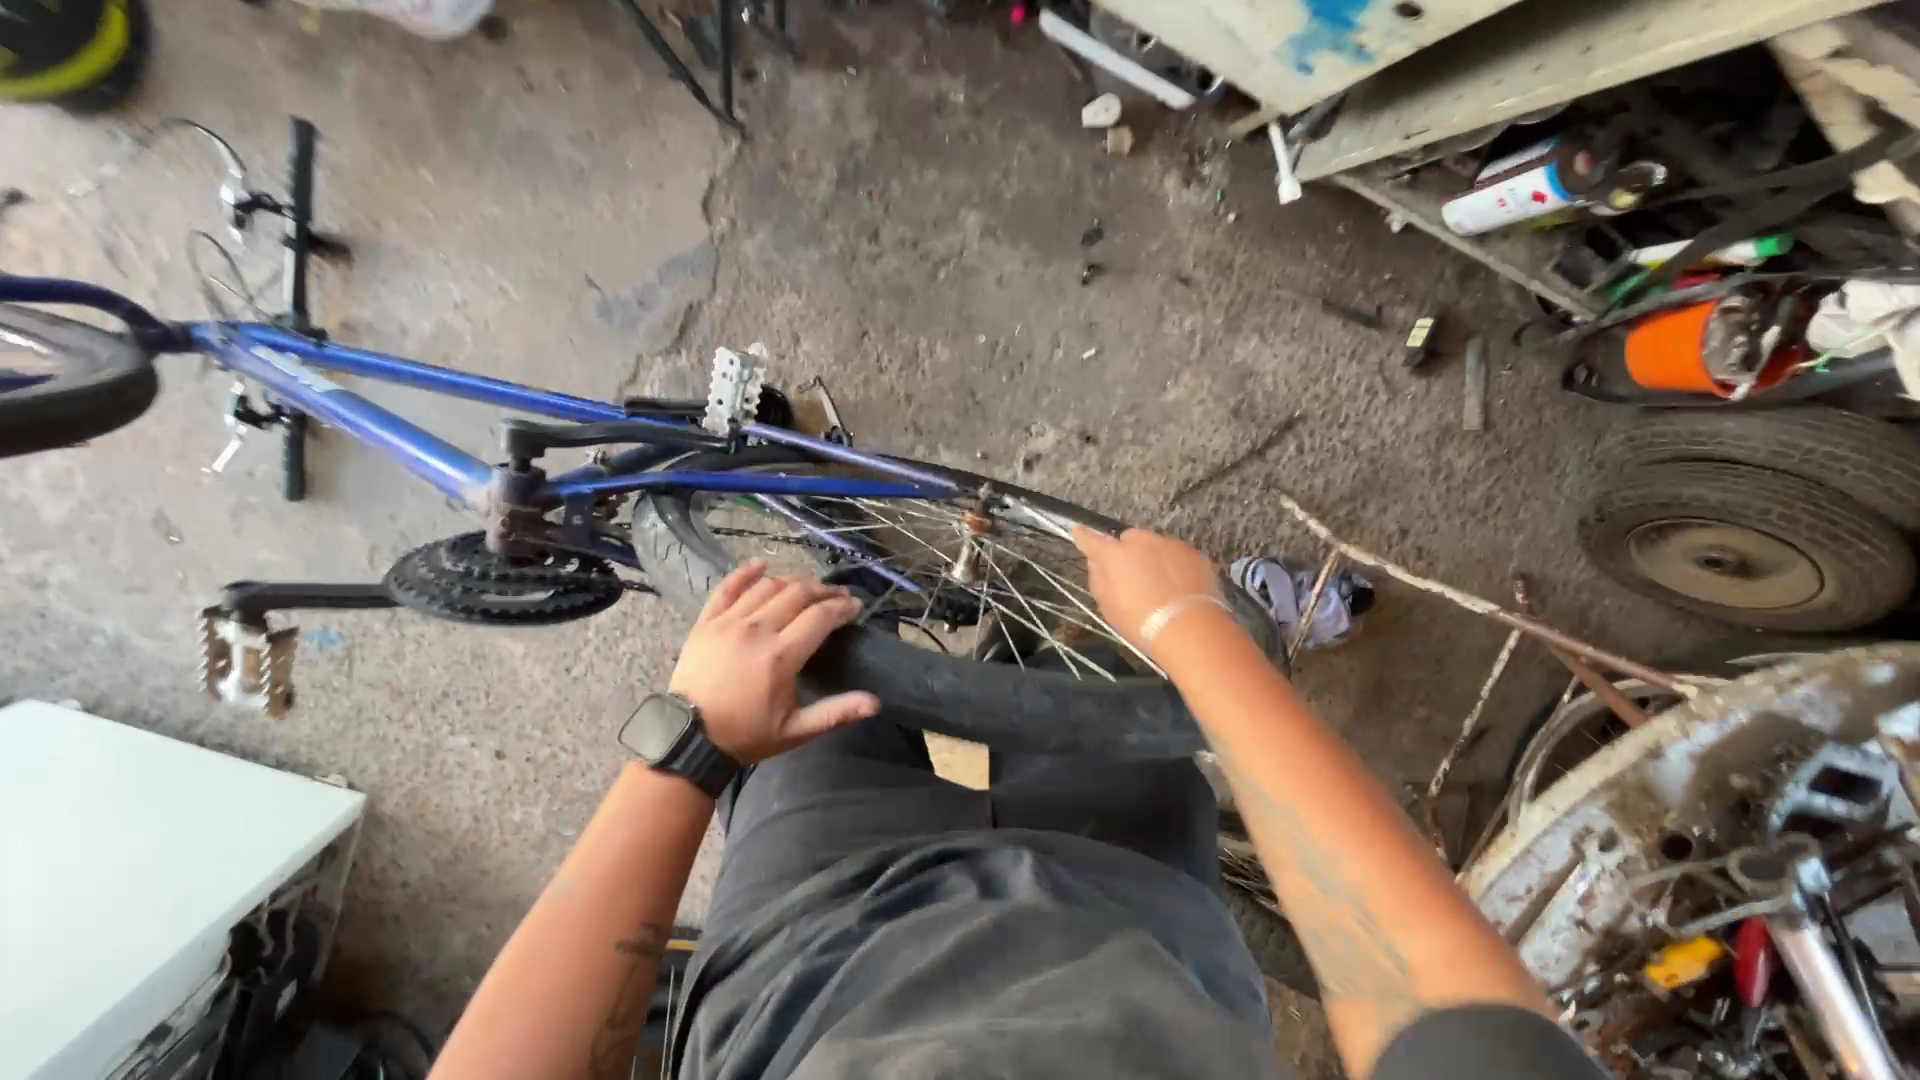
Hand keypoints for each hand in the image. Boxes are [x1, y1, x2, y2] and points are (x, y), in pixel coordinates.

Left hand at [668, 560, 880, 764]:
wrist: (687, 739)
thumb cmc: (746, 735)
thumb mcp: (795, 730)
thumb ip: (836, 713)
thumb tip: (875, 703)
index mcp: (781, 655)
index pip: (821, 616)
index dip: (843, 607)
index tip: (856, 607)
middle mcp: (757, 630)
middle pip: (798, 593)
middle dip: (823, 591)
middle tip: (838, 596)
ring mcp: (728, 622)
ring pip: (767, 586)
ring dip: (792, 582)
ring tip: (807, 589)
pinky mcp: (706, 622)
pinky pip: (727, 588)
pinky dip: (745, 573)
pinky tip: (761, 565)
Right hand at [1072, 526, 1237, 662]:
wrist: (1190, 628)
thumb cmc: (1140, 622)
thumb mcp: (1108, 607)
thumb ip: (1099, 578)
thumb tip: (1097, 561)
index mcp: (1115, 555)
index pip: (1092, 539)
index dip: (1084, 537)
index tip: (1079, 532)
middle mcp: (1142, 542)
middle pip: (1129, 538)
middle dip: (1128, 551)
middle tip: (1132, 575)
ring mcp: (1171, 545)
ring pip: (1156, 545)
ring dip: (1153, 557)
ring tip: (1160, 585)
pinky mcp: (1195, 554)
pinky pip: (1178, 554)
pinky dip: (1174, 565)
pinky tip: (1179, 586)